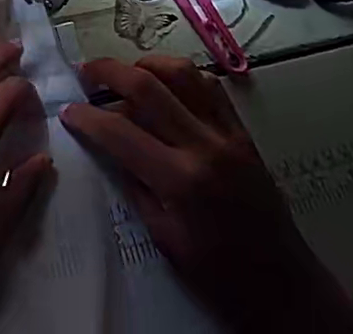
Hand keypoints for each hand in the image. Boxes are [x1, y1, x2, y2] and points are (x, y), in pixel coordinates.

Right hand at [61, 56, 352, 333]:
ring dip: (146, 64)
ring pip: (182, 72)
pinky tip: (165, 84)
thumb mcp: (164, 239)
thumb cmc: (219, 276)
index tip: (68, 110)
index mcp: (181, 181)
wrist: (284, 287)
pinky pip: (209, 85)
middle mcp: (205, 145)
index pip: (121, 131)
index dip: (88, 117)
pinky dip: (181, 75)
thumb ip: (134, 184)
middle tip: (86, 72)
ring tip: (124, 73)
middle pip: (149, 85)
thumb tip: (106, 144)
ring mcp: (228, 132)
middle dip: (109, 72)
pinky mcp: (243, 130)